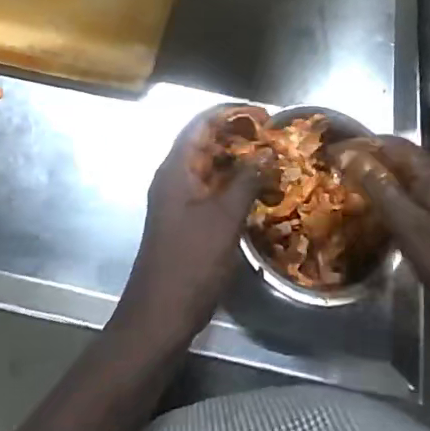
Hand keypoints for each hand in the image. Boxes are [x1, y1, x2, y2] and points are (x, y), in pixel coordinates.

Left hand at [117, 106, 264, 339]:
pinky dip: (229, 184)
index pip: (201, 124)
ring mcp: (176, 200)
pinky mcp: (183, 221)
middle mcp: (172, 178)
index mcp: (175, 168)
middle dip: (236, 136)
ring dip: (235, 161)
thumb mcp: (224, 219)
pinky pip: (208, 189)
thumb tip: (266, 153)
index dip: (230, 113)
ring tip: (269, 161)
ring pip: (207, 167)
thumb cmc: (190, 262)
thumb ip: (245, 181)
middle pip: (203, 142)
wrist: (158, 316)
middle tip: (271, 138)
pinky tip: (253, 192)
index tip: (262, 115)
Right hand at [337, 137, 429, 364]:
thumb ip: (379, 188)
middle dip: (370, 163)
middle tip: (339, 174)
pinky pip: (420, 194)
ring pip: (410, 178)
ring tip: (354, 193)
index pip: (390, 143)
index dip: (360, 145)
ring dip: (383, 181)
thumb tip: (352, 156)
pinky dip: (399, 197)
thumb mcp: (407, 225)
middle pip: (401, 158)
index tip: (332, 154)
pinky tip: (384, 214)